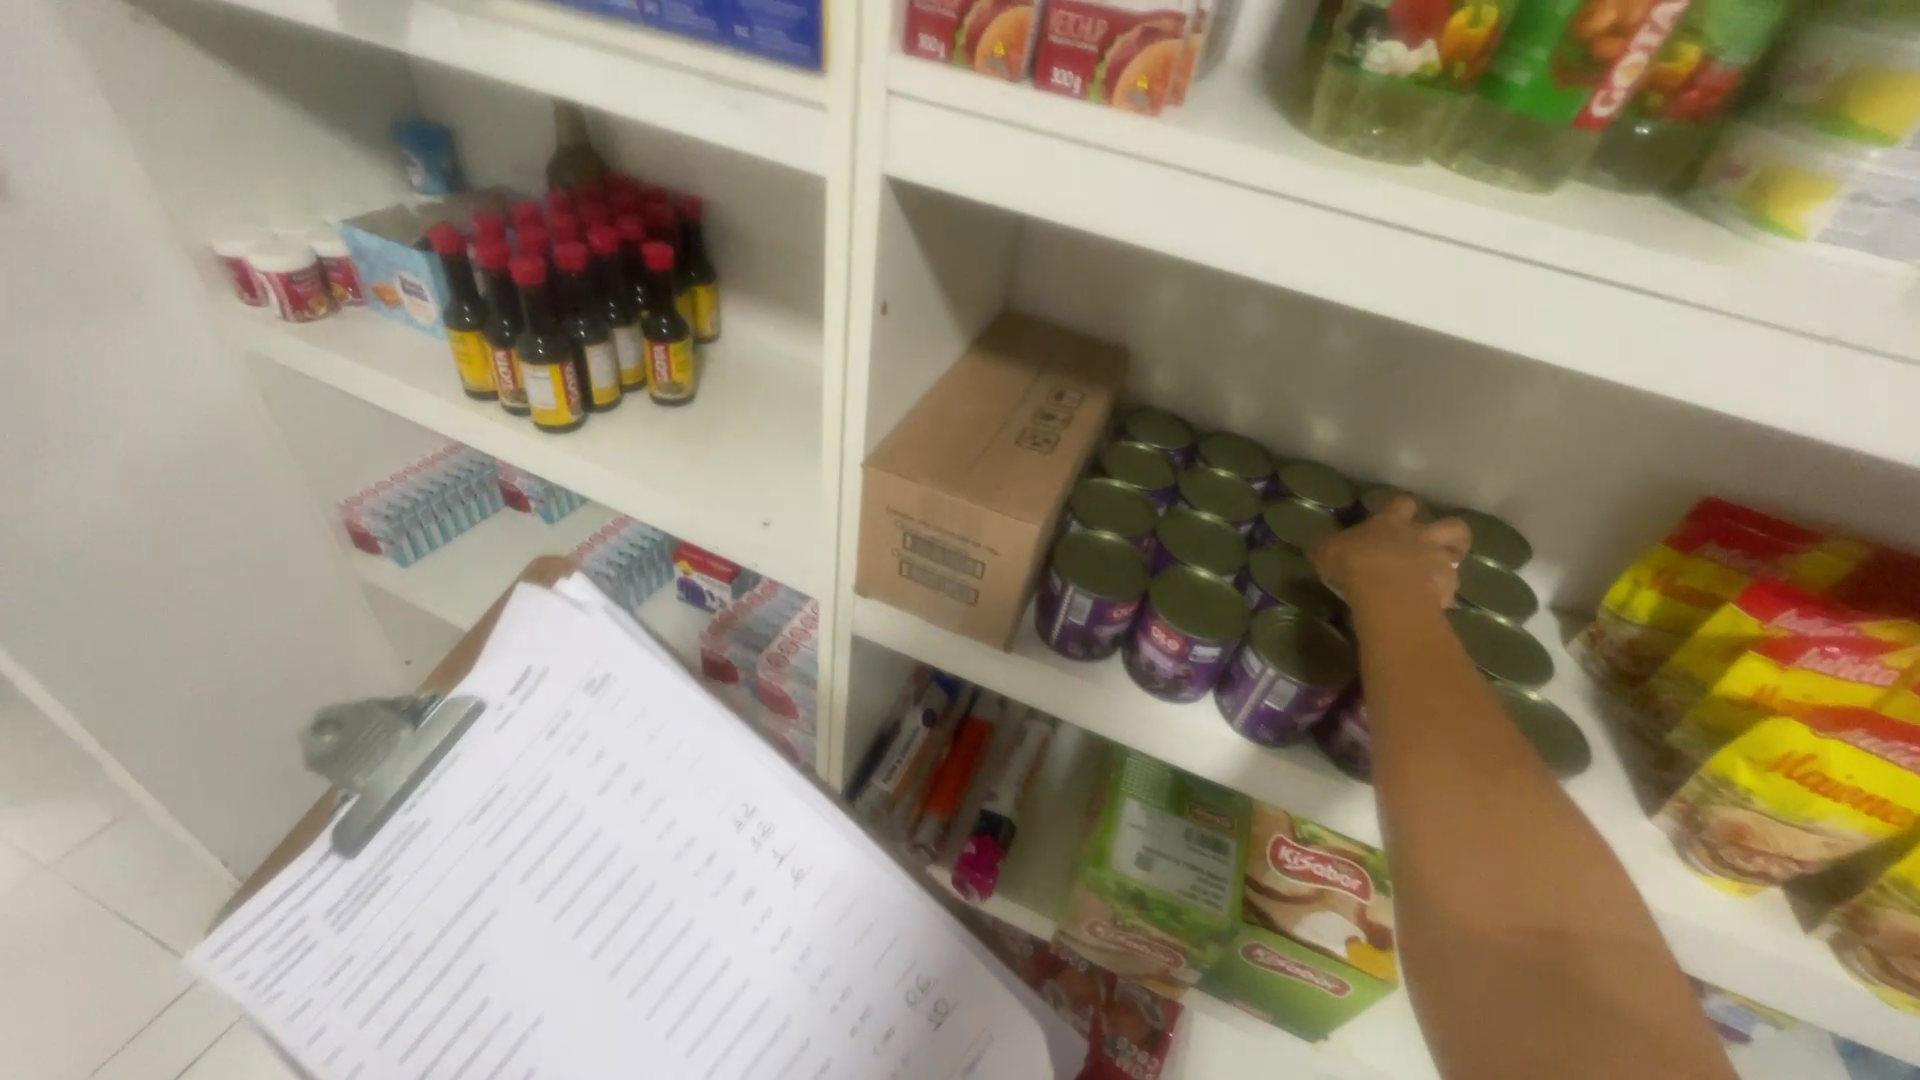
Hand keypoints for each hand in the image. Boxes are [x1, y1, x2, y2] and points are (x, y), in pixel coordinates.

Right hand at [1311, 495, 1470, 609]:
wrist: (1385, 590)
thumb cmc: (1352, 563)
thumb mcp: (1325, 551)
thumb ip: (1328, 545)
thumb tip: (1323, 543)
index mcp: (1390, 523)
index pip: (1402, 503)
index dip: (1401, 508)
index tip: (1396, 515)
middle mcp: (1420, 536)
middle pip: (1451, 525)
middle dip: (1448, 532)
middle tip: (1436, 544)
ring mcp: (1437, 561)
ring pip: (1457, 555)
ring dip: (1451, 562)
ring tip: (1437, 575)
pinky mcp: (1447, 587)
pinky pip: (1450, 588)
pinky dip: (1443, 594)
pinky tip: (1431, 603)